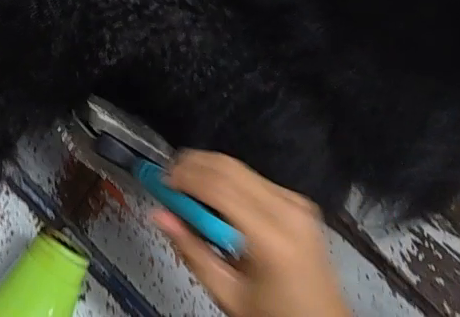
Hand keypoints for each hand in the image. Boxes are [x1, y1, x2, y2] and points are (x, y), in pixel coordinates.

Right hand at [155, 151, 351, 316]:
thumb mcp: (229, 295)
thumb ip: (193, 252)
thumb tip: (161, 216)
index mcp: (271, 237)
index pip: (218, 187)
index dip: (185, 178)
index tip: (161, 182)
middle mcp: (287, 211)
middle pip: (228, 167)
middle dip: (193, 165)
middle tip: (167, 177)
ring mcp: (296, 203)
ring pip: (240, 167)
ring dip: (209, 169)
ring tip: (184, 184)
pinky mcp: (298, 203)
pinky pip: (254, 178)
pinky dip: (228, 179)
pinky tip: (213, 195)